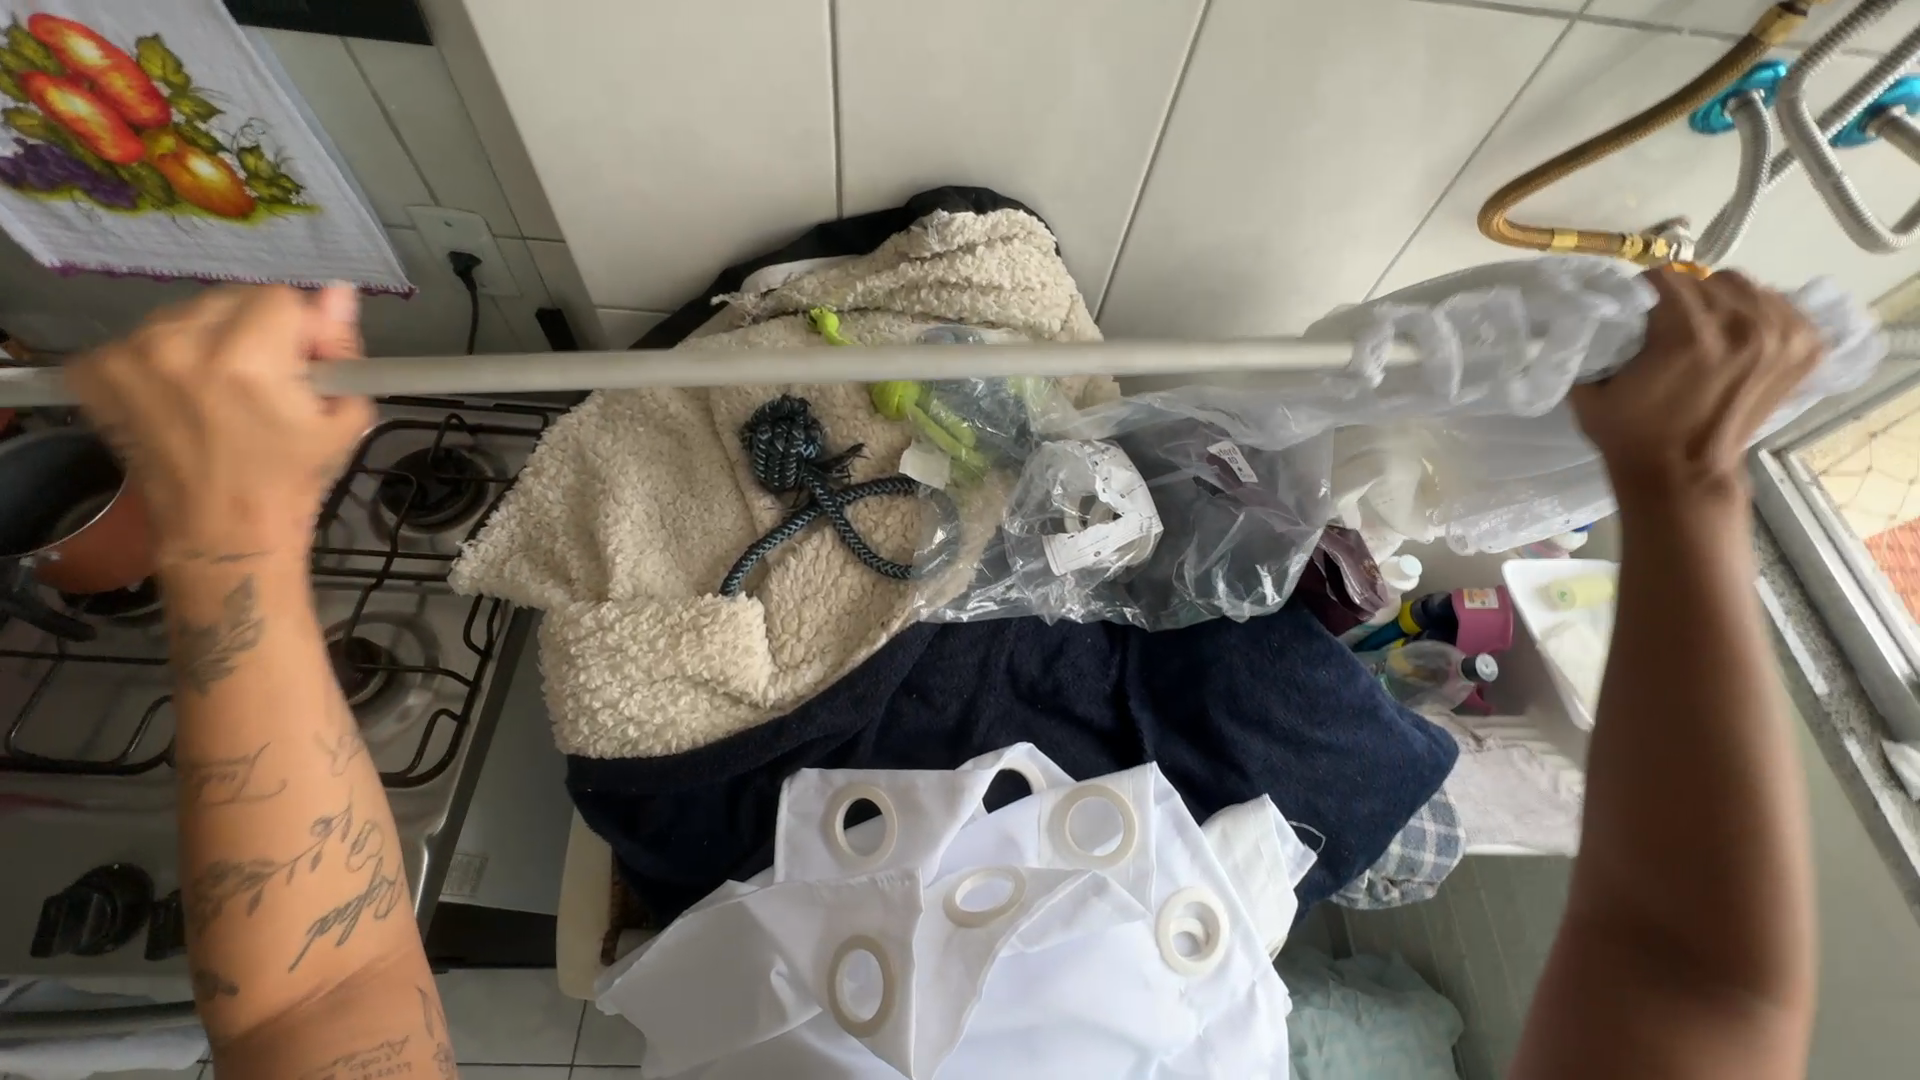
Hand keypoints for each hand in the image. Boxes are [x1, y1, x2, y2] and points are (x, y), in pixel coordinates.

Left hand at [68, 285, 375, 566]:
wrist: (222, 527)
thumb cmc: (295, 477)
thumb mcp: (345, 418)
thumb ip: (342, 349)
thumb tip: (340, 293)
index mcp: (248, 363)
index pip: (283, 299)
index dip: (310, 329)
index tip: (317, 365)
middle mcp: (179, 347)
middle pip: (235, 298)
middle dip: (265, 329)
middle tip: (278, 379)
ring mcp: (128, 357)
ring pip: (191, 313)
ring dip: (219, 338)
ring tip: (231, 388)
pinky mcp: (96, 369)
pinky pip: (149, 335)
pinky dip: (175, 354)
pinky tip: (191, 392)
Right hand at [1571, 269, 1823, 508]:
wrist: (1682, 472)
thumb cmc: (1628, 434)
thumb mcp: (1590, 391)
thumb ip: (1591, 348)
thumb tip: (1592, 317)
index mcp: (1689, 336)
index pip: (1668, 278)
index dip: (1643, 290)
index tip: (1634, 307)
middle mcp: (1745, 327)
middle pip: (1712, 280)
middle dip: (1684, 295)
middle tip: (1666, 321)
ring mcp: (1784, 338)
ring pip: (1750, 288)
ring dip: (1722, 302)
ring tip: (1704, 329)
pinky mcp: (1806, 349)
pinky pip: (1782, 307)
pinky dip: (1759, 314)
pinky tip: (1738, 336)